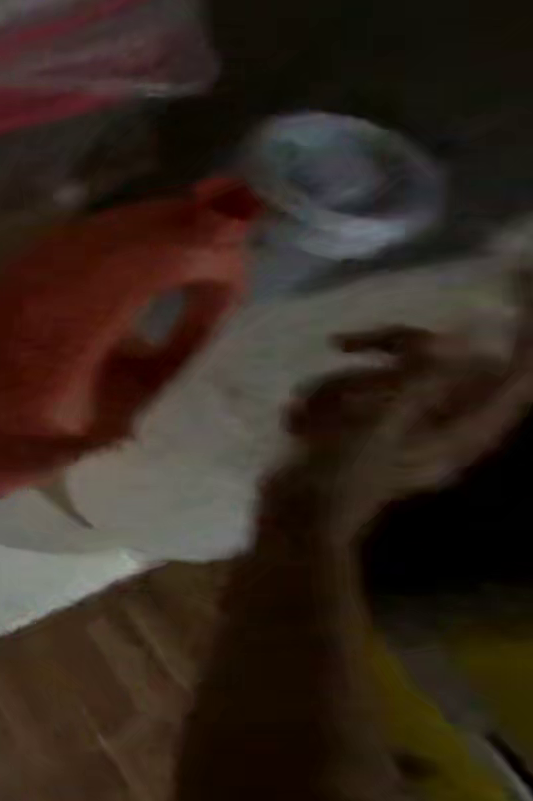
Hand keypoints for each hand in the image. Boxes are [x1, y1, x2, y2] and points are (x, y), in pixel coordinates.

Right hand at [274, 271, 532, 535]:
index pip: (519, 364)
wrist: (291, 523)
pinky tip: (296, 427)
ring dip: (336, 389)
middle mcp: (444, 421)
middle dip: (386, 351)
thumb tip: (447, 341)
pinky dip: (316, 407)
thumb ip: (414, 386)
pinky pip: (346, 400)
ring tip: (302, 417)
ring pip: (380, 379)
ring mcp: (398, 428)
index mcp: (468, 424)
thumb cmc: (335, 483)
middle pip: (436, 361)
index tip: (509, 277)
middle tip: (341, 341)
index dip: (522, 321)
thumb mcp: (373, 432)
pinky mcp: (357, 434)